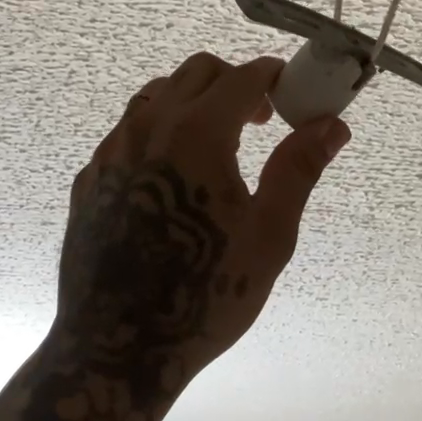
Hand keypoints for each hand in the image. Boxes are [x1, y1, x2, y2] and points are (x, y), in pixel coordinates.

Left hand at [0, 54, 351, 420]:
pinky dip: (158, 130)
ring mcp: (112, 149)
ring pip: (157, 94)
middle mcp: (149, 126)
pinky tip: (171, 177)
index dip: (273, 76)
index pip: (242, 77)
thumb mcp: (268, 234)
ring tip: (215, 143)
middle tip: (259, 121)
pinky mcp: (90, 175)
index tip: (291, 92)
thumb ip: (298, 168)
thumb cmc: (204, 293)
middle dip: (234, 82)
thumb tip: (331, 125)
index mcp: (196, 132)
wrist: (116, 348)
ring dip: (192, 100)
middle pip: (197, 72)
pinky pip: (127, 130)